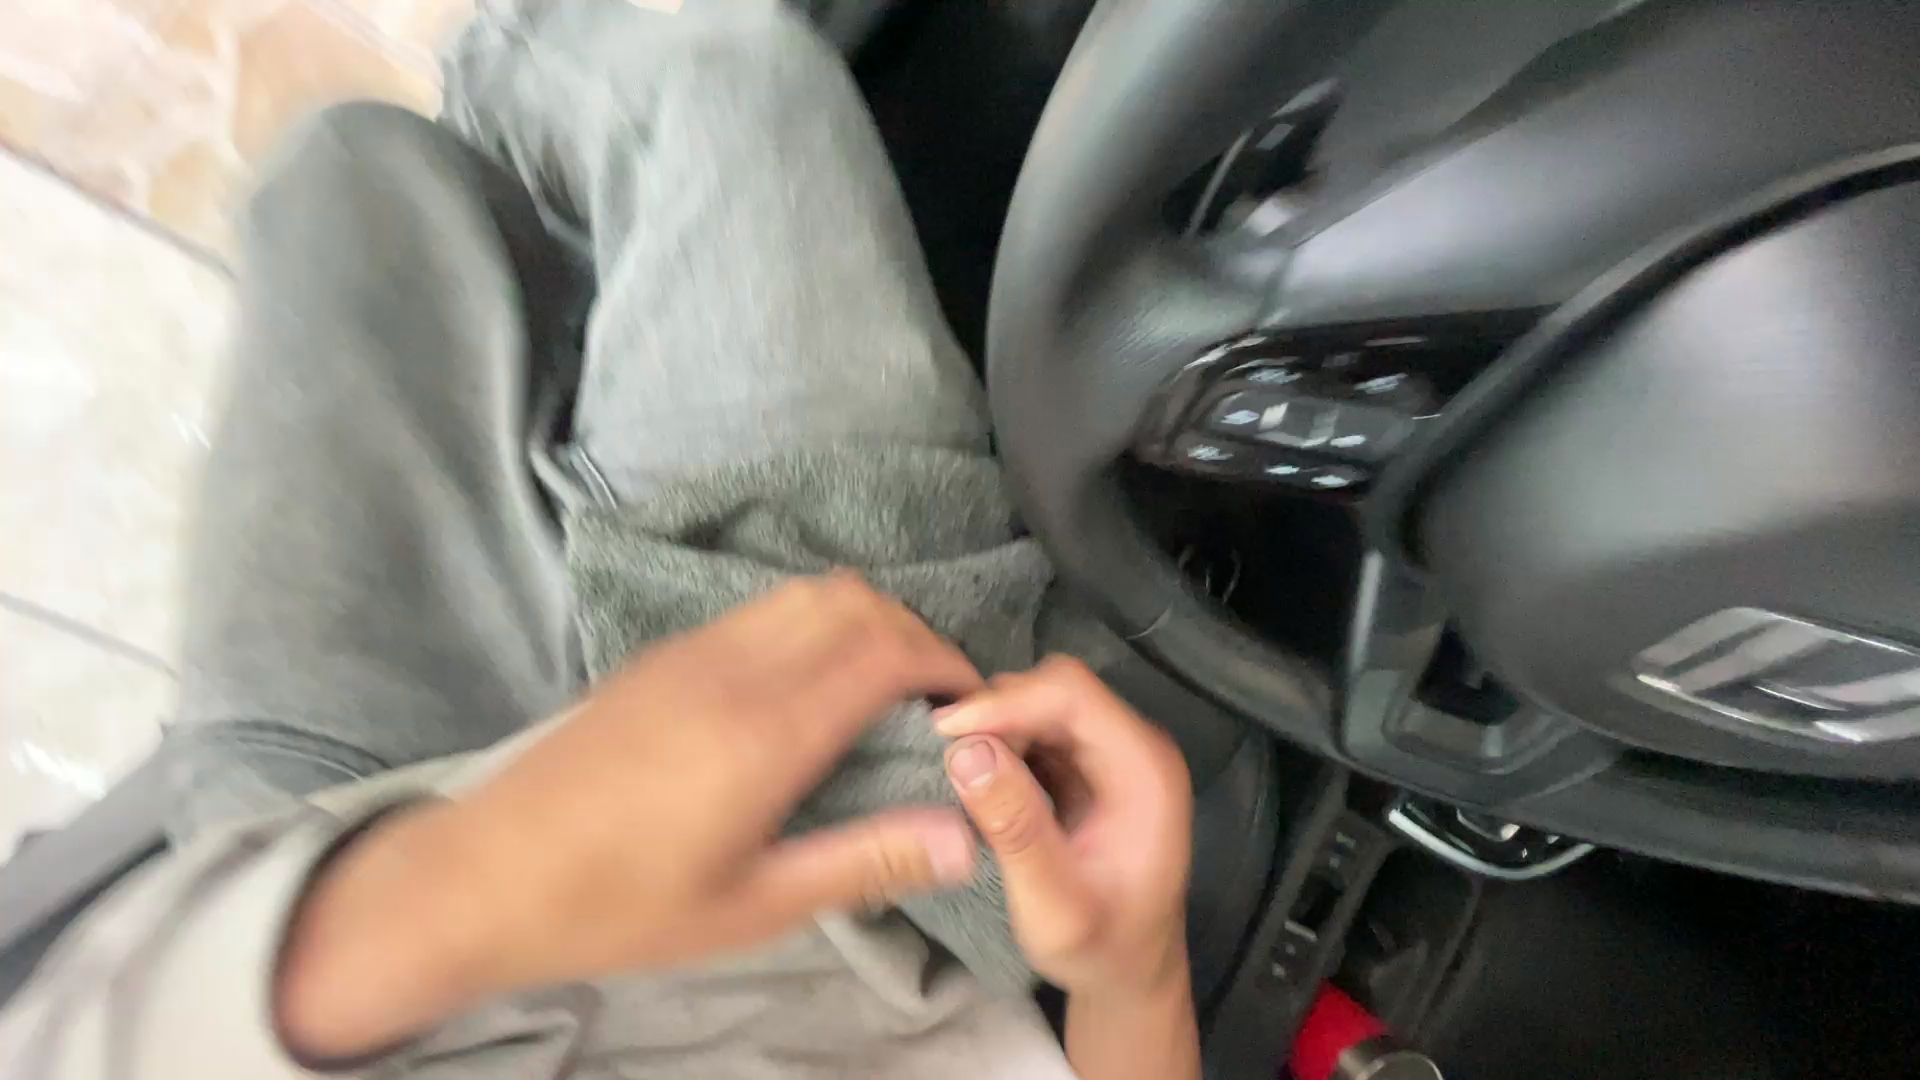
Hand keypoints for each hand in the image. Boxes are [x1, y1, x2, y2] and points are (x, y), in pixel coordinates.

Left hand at [276, 573, 983, 1059]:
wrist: (481, 874)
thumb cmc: (622, 906)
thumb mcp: (754, 907)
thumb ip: (866, 861)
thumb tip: (963, 838)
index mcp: (765, 732)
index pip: (884, 652)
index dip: (945, 663)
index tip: (969, 702)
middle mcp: (738, 669)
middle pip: (858, 604)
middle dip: (917, 635)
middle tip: (935, 695)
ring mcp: (700, 648)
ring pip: (814, 592)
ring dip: (869, 619)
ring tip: (885, 679)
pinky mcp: (673, 649)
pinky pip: (772, 605)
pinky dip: (822, 619)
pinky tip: (817, 675)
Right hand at [934, 656, 1193, 997]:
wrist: (1130, 972)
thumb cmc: (1102, 950)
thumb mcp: (1055, 907)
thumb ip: (1016, 829)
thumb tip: (965, 752)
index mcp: (1144, 768)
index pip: (1072, 693)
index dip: (1007, 701)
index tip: (946, 731)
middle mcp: (1134, 744)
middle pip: (1057, 688)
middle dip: (999, 712)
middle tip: (951, 756)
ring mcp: (1112, 750)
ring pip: (1044, 701)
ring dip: (999, 725)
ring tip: (965, 771)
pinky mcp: (1089, 761)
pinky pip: (1039, 726)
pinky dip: (1004, 740)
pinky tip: (983, 775)